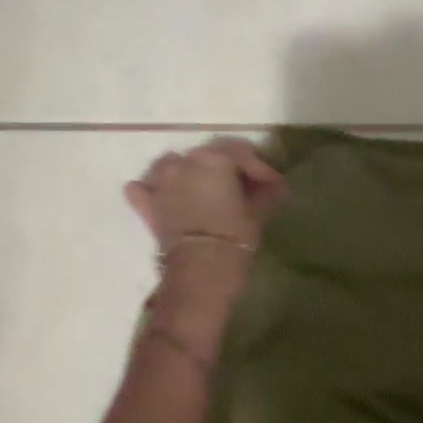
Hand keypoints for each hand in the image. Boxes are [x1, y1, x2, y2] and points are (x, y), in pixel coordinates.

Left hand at [124, 137, 288, 257]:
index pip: (242, 152)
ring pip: (174, 165)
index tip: (272, 185)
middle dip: (227, 169)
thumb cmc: (235, 237)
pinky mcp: (148, 204)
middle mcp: (185, 162)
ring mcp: (162, 181)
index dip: (259, 168)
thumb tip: (278, 186)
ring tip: (202, 189)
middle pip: (208, 156)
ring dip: (188, 172)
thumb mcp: (259, 213)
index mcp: (215, 159)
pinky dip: (153, 190)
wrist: (200, 270)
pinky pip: (144, 189)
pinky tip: (164, 198)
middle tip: (242, 189)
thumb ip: (268, 193)